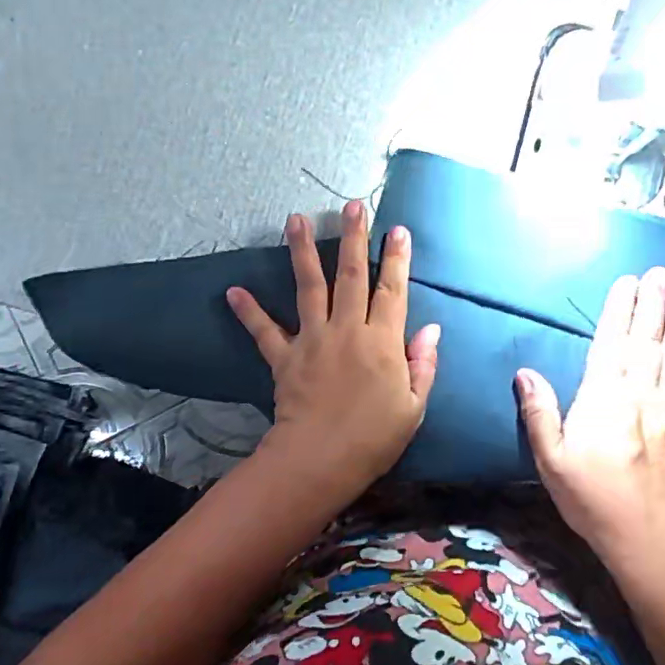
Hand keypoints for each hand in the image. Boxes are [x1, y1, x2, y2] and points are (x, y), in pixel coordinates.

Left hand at [227, 201, 440, 496]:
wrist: (322, 458)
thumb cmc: (375, 438)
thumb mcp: (414, 406)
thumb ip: (422, 364)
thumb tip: (431, 329)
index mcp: (383, 342)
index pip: (392, 291)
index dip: (396, 259)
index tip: (396, 229)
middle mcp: (347, 330)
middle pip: (350, 276)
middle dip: (352, 238)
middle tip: (350, 206)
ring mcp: (312, 340)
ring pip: (309, 287)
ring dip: (302, 251)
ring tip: (295, 219)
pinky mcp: (284, 358)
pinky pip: (265, 331)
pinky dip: (249, 312)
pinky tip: (233, 290)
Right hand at [515, 266, 664, 576]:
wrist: (650, 539)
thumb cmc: (591, 499)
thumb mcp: (550, 459)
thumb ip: (540, 413)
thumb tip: (525, 373)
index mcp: (603, 401)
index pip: (609, 347)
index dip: (617, 313)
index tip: (626, 283)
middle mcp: (640, 399)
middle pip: (646, 346)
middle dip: (653, 308)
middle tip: (662, 274)